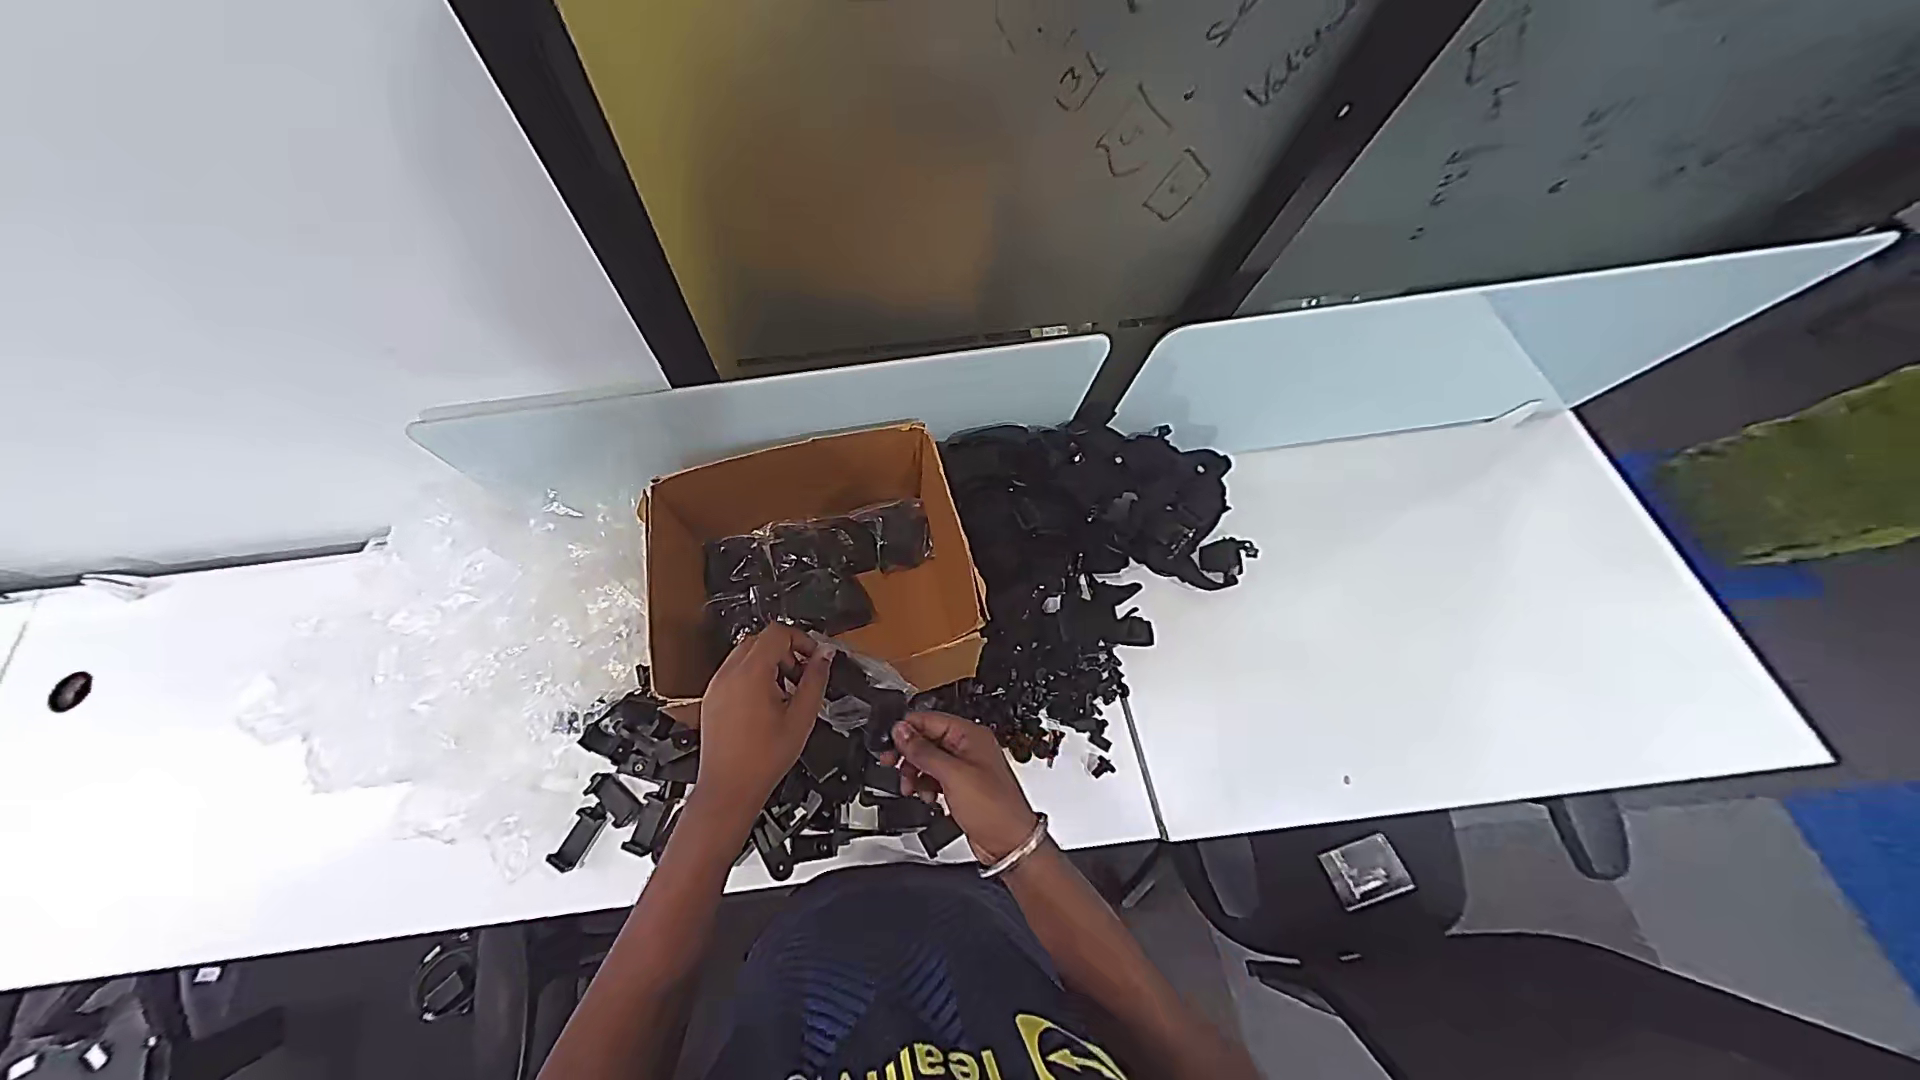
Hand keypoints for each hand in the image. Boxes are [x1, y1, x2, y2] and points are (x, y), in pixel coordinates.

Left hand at [692, 625, 832, 823]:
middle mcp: (728, 675)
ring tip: (786, 690)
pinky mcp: (712, 698)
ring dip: (770, 662)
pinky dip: (753, 675)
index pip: (777, 633)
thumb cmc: (761, 760)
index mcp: (751, 674)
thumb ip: (815, 679)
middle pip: (761, 639)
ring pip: (746, 654)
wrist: (729, 789)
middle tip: (802, 673)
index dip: (801, 639)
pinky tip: (767, 702)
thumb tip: (825, 656)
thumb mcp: (801, 716)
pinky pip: (734, 672)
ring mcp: (717, 686)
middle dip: (787, 651)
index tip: (813, 656)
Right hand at [890, 711, 1039, 862]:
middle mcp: (967, 748)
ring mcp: (964, 768)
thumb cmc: (995, 808)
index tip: (890, 743)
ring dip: (915, 773)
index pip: (930, 719)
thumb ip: (924, 751)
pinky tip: (925, 795)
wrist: (1009, 843)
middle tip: (893, 765)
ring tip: (910, 786)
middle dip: (908, 754)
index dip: (907, 730)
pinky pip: (934, 778)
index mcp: (970, 735)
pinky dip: (925, 786)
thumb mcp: (952, 775)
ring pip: (928, 761)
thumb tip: (902, 731)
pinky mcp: (960, 787)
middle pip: (927, 740)